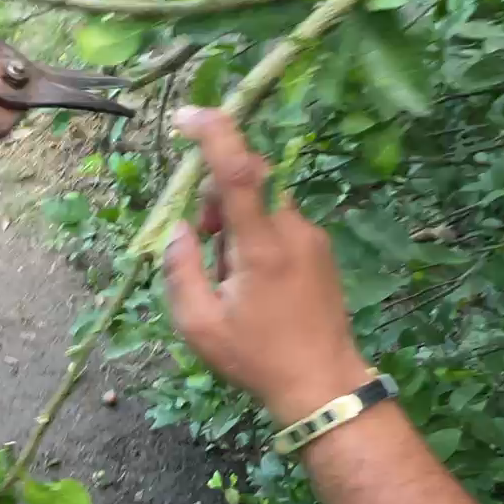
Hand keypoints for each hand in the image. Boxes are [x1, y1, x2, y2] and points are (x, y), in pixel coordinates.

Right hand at [162, 108, 370, 425]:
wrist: (324, 385)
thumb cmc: (257, 359)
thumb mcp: (199, 325)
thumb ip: (179, 269)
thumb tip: (179, 229)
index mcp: (262, 247)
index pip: (238, 170)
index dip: (213, 133)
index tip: (186, 118)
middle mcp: (293, 231)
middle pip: (249, 177)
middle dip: (216, 194)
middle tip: (204, 240)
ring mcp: (313, 238)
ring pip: (263, 200)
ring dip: (235, 219)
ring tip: (229, 273)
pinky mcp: (321, 248)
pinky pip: (280, 221)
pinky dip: (256, 233)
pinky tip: (254, 278)